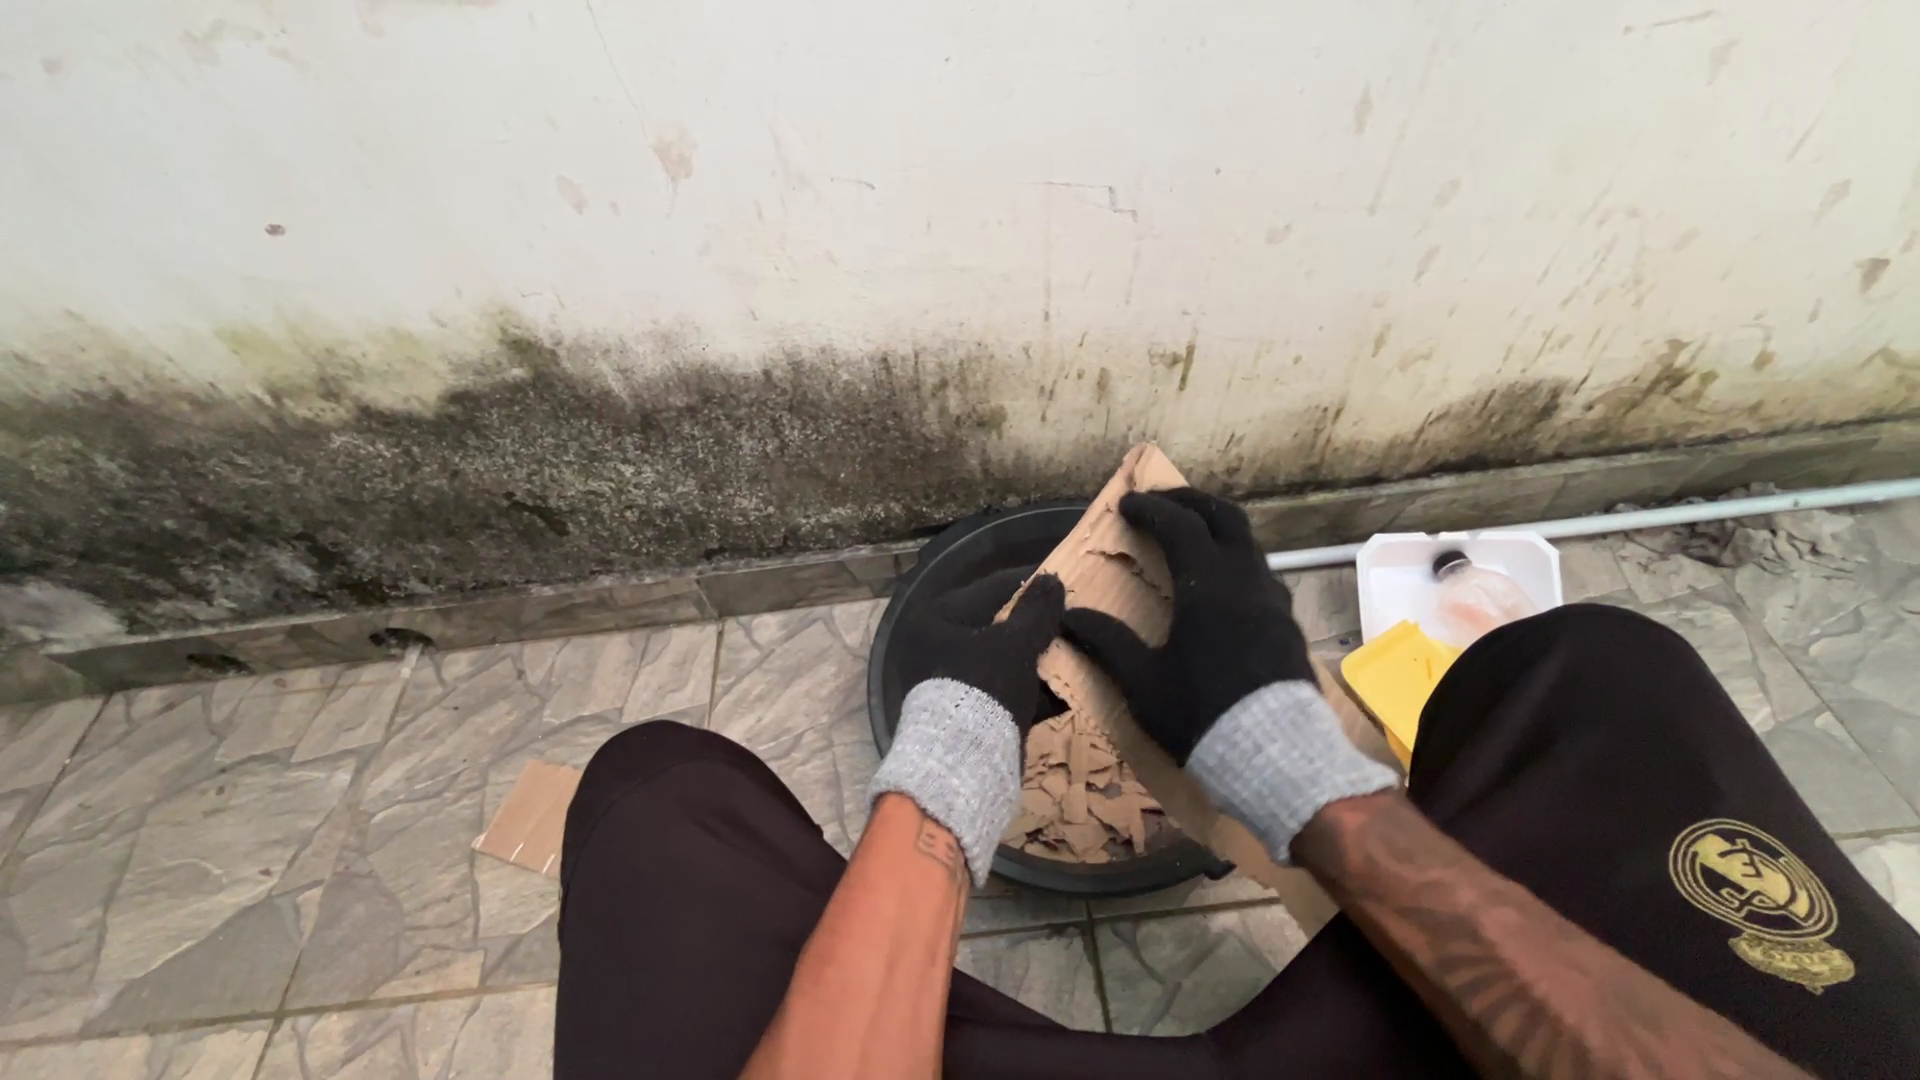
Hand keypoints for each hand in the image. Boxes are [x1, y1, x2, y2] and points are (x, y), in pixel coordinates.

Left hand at [894, 567, 1064, 728]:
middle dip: (1035, 625)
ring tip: (1073, 648)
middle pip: (997, 623)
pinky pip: (1004, 689)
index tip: (1060, 579)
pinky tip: (1065, 690)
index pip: (992, 588)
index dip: (1030, 583)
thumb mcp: (1016, 644)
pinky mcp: (966, 710)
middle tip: (1070, 617)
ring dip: (1036, 656)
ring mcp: (949, 679)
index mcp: (937, 617)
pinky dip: (1031, 688)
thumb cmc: (983, 687)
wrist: (965, 763)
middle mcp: (936, 643)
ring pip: (1003, 658)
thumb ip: (1037, 611)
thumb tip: (1052, 580)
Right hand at [1060, 488, 1312, 762]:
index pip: (1178, 525)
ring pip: (1249, 543)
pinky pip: (1261, 572)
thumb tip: (1068, 616)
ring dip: (1217, 528)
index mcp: (1207, 587)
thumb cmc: (1201, 716)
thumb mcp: (1142, 682)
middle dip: (1191, 501)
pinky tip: (1221, 585)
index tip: (1126, 504)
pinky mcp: (1288, 624)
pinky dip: (1235, 559)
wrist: (1275, 758)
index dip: (1150, 509)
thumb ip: (1107, 642)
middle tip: (1163, 501)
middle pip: (1225, 517)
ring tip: (1191, 537)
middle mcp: (1246, 581)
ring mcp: (1273, 601)